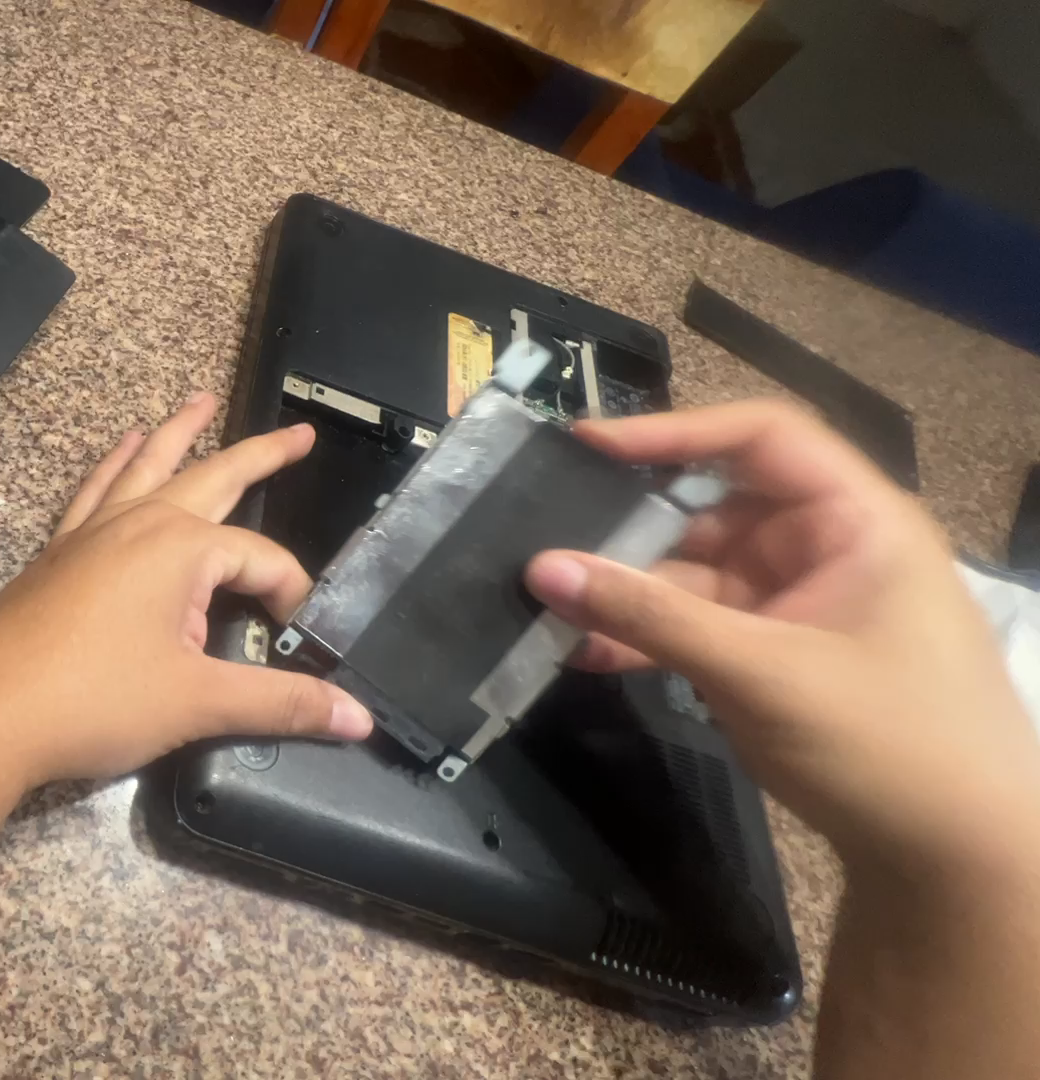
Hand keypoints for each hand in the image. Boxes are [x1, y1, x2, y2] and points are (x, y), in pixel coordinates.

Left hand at [0, 394, 373, 791]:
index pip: (261, 561)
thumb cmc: (92, 700)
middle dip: (259, 454)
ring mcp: (92, 531)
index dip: (289, 597)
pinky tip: (120, 448)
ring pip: (145, 467)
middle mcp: (137, 521)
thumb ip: (279, 702)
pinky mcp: (60, 551)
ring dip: (177, 434)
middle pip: (212, 475)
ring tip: (200, 401)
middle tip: (297, 432)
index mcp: (180, 547)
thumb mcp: (196, 701)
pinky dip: (113, 464)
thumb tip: (357, 718)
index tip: (297, 638)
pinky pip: (94, 490)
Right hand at [522, 400, 1039, 878]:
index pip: (759, 439)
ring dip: (615, 594)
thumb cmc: (890, 743)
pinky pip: (674, 623)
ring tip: (545, 609)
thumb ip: (645, 614)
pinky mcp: (752, 647)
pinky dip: (628, 635)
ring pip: (676, 572)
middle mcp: (812, 549)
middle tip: (542, 539)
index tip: (585, 447)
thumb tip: (539, 568)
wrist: (951, 858)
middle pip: (700, 509)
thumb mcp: (759, 669)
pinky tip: (579, 653)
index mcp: (851, 523)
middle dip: (622, 530)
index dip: (671, 432)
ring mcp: (780, 601)